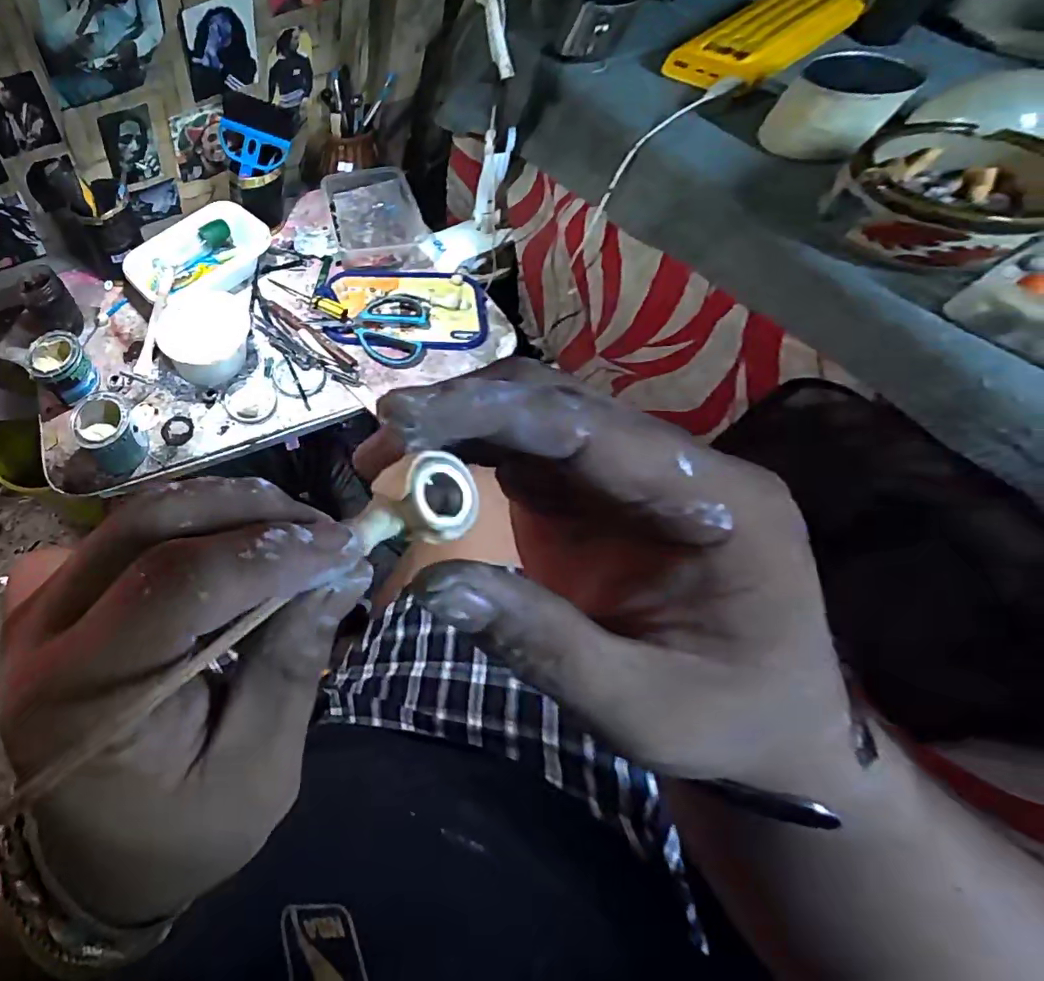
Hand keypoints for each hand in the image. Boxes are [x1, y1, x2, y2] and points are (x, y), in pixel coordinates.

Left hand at [0, 478, 370, 925]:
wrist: (86, 850)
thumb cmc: (173, 837)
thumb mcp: (253, 777)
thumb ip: (289, 667)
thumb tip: (336, 571)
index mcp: (82, 693)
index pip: (174, 584)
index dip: (264, 552)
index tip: (339, 544)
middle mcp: (39, 631)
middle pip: (142, 526)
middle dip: (239, 509)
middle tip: (313, 522)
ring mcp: (33, 604)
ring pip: (127, 517)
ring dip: (211, 506)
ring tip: (282, 525)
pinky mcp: (44, 594)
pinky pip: (115, 534)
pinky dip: (180, 522)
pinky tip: (226, 539)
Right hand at [355, 359, 854, 790]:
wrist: (764, 739)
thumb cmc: (724, 730)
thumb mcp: (638, 707)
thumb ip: (540, 642)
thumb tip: (428, 587)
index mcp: (715, 503)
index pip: (585, 430)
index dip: (489, 413)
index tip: (400, 419)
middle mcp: (669, 469)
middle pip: (552, 403)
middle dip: (457, 409)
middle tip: (378, 443)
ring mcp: (621, 478)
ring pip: (526, 415)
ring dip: (449, 424)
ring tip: (378, 457)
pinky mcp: (581, 496)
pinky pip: (512, 450)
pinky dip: (456, 451)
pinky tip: (414, 467)